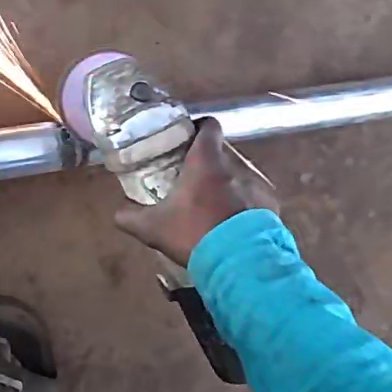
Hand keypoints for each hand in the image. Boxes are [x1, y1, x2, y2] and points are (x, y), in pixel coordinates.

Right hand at [113, 119, 276, 267]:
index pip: (208, 125)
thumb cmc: (194, 234)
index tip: (183, 138)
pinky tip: (229, 221)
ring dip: (223, 182)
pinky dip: (241, 203)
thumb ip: (129, 217)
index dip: (196, 127)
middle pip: (220, 151)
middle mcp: (235, 166)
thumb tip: (119, 213)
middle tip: (187, 176)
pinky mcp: (271, 206)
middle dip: (204, 160)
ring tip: (208, 202)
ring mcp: (257, 186)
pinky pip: (252, 196)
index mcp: (206, 162)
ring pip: (236, 174)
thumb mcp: (152, 228)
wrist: (243, 266)